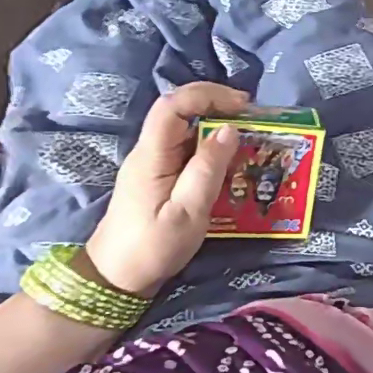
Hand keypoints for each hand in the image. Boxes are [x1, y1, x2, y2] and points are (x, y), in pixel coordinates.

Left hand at [85, 83, 248, 296]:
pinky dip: (212, 148)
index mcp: (152, 155)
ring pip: (186, 130)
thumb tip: (230, 130)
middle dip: (219, 107)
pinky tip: (232, 162)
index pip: (174, 104)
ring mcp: (153, 162)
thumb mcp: (188, 212)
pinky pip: (187, 150)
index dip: (208, 95)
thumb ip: (208, 169)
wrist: (117, 277)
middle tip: (255, 121)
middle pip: (181, 110)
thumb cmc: (153, 247)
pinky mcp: (159, 175)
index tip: (243, 106)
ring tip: (251, 140)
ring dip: (218, 128)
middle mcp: (150, 151)